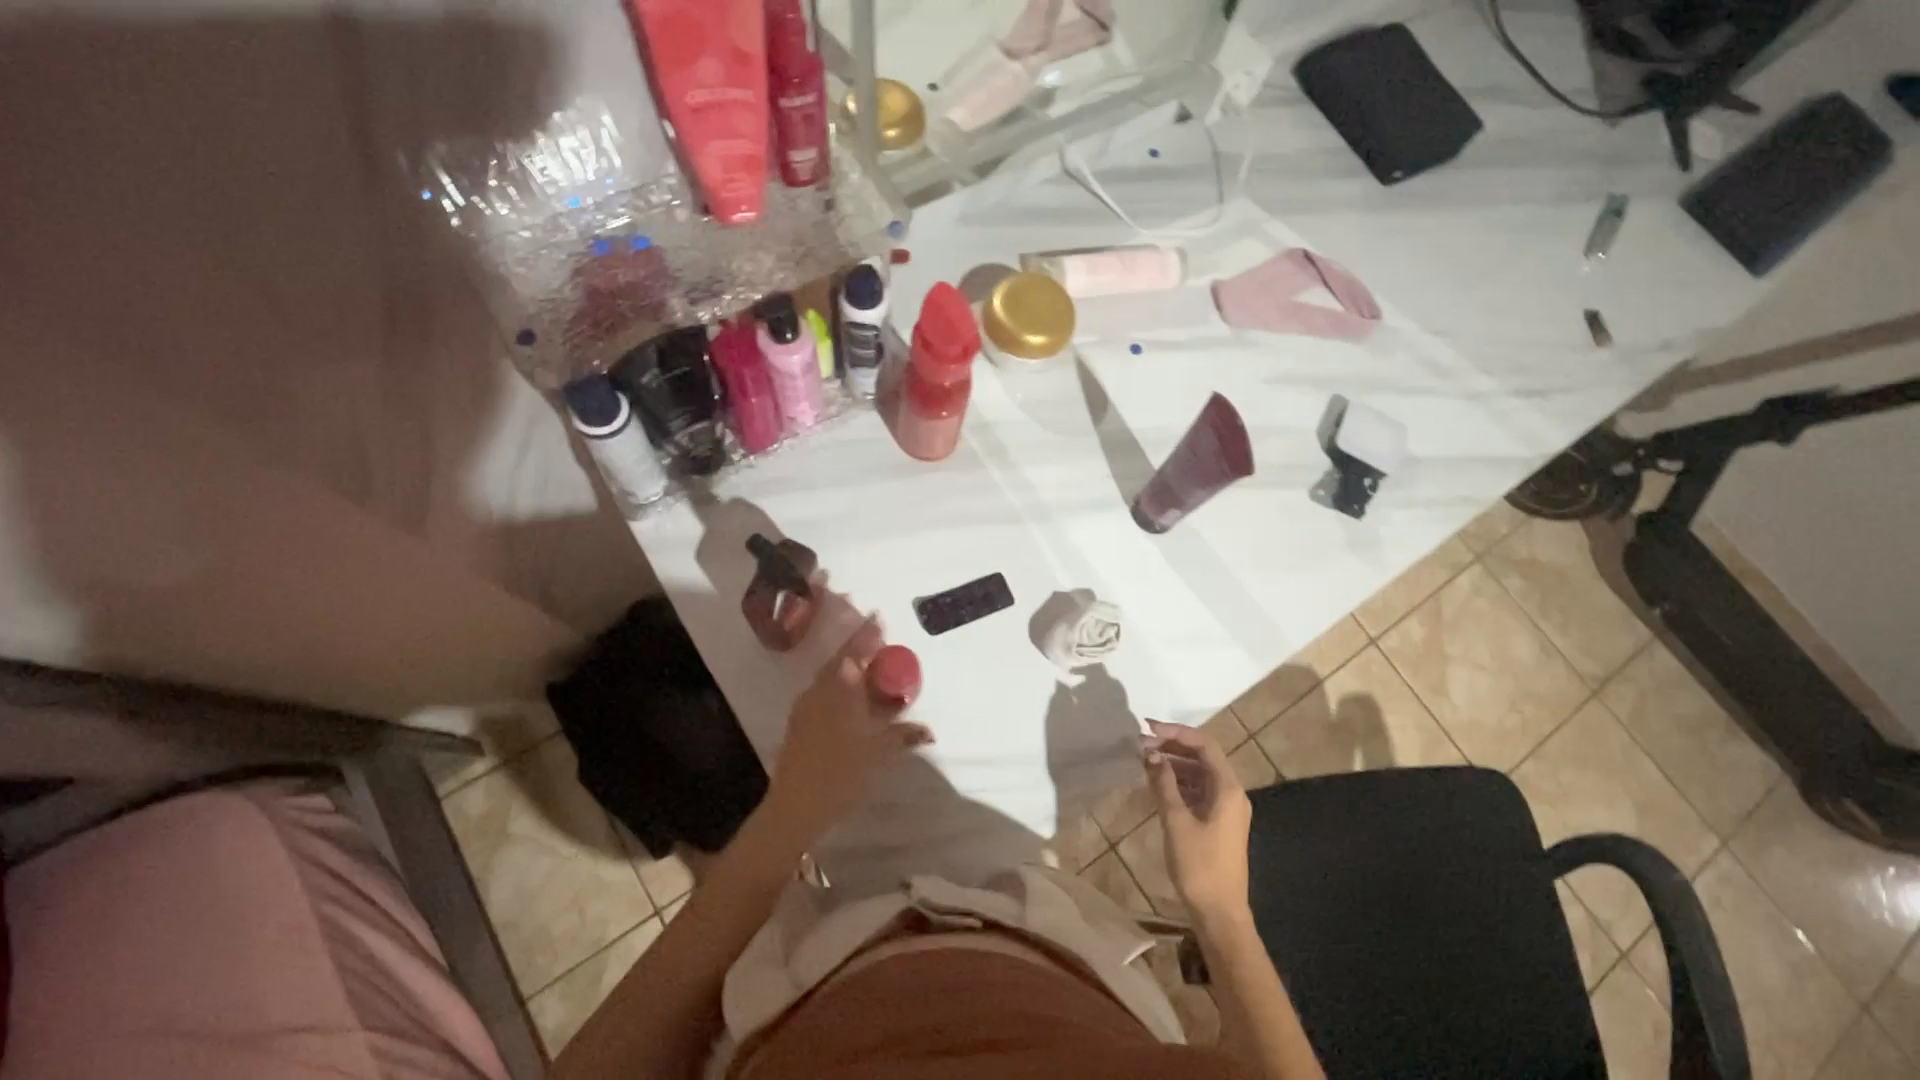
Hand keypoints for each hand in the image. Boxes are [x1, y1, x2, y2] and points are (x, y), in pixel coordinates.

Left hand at [763, 617, 932, 847]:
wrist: (795, 805)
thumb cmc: (840, 773)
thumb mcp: (878, 752)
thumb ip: (902, 735)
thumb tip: (928, 729)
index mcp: (838, 688)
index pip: (854, 652)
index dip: (867, 634)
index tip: (879, 617)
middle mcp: (819, 690)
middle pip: (840, 662)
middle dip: (859, 651)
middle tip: (879, 645)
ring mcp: (805, 706)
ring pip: (830, 679)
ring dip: (848, 671)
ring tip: (869, 672)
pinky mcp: (799, 723)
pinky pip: (823, 694)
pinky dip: (839, 689)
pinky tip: (852, 701)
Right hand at [1145, 719, 1251, 924]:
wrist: (1220, 912)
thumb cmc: (1199, 866)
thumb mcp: (1176, 821)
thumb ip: (1164, 784)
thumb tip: (1152, 754)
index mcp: (1228, 789)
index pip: (1204, 745)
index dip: (1176, 732)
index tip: (1147, 729)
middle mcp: (1232, 793)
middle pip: (1204, 757)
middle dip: (1173, 746)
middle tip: (1140, 745)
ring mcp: (1226, 809)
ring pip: (1200, 774)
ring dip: (1174, 764)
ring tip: (1144, 762)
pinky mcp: (1218, 823)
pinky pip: (1199, 791)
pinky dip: (1179, 783)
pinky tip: (1157, 785)